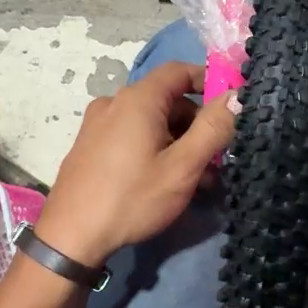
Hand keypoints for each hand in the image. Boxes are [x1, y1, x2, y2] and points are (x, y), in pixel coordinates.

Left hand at [33, 61, 235, 264]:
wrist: (71, 237)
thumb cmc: (132, 198)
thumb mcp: (183, 166)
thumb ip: (213, 128)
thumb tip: (237, 96)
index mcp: (138, 100)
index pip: (180, 71)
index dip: (210, 81)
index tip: (232, 106)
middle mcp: (115, 103)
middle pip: (168, 100)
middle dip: (198, 124)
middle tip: (219, 157)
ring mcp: (99, 125)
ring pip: (152, 122)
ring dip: (180, 142)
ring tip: (199, 178)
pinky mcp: (91, 146)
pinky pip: (134, 136)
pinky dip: (157, 149)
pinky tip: (168, 181)